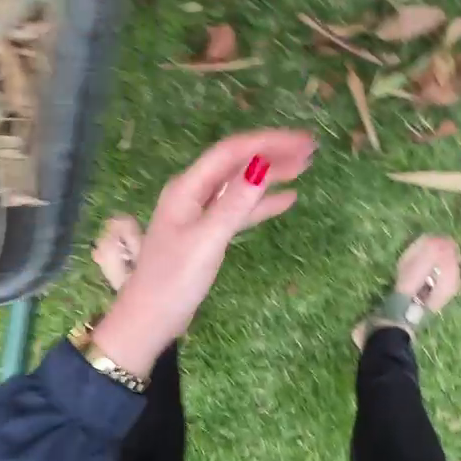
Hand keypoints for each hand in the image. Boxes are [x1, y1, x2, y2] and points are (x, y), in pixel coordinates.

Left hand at [91, 129, 316, 374]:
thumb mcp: (207, 240)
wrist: (150, 319)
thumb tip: (262, 166)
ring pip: (239, 186)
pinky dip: (261, 203)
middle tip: (310, 150)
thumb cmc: (173, 280)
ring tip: (304, 167)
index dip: (267, 142)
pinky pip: (238, 209)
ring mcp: (199, 213)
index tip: (302, 141)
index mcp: (187, 188)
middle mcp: (192, 193)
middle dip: (272, 154)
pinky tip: (287, 199)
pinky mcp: (206, 233)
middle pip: (236, 164)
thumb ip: (234, 204)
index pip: (231, 153)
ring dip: (270, 176)